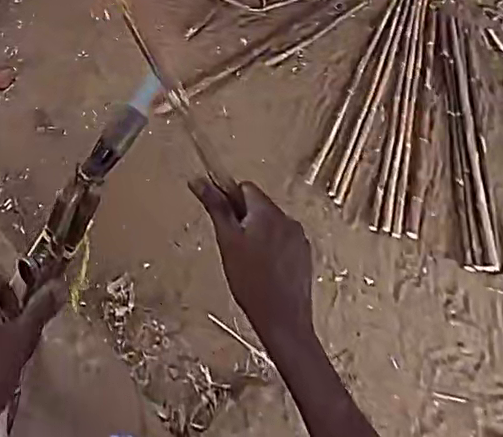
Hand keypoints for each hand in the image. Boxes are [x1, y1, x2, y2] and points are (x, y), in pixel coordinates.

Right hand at [191, 176, 315, 353]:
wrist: (284, 321)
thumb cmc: (250, 279)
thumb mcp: (226, 239)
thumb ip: (215, 206)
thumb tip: (197, 180)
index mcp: (268, 212)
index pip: (245, 187)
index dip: (230, 200)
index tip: (224, 222)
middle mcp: (288, 220)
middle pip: (259, 204)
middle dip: (244, 217)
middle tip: (233, 243)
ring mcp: (299, 239)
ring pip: (270, 222)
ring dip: (258, 231)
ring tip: (248, 259)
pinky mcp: (305, 257)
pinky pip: (283, 239)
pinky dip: (271, 246)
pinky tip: (264, 268)